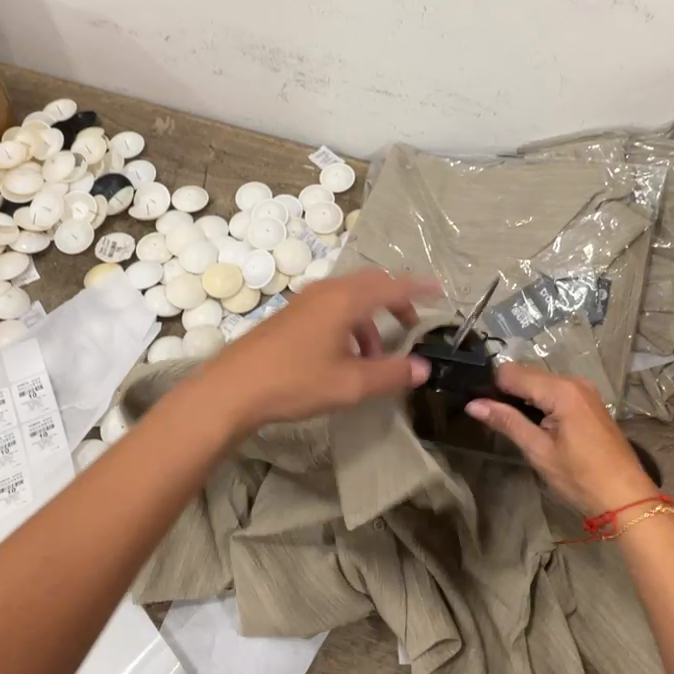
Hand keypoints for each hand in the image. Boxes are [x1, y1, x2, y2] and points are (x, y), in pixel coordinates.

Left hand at [194, 269, 437, 434]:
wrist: (233, 388)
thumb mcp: (351, 384)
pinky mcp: (291, 315)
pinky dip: (350, 324)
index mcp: (347, 299)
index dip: (419, 287)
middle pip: (372, 285)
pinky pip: (332, 308)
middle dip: (395, 302)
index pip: (394, 285)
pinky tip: (346, 357)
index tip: (440, 290)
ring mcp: (306, 300)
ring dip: (370, 320)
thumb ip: (391, 374)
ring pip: (351, 298)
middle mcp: (328, 291)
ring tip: (377, 356)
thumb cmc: (295, 381)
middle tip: (411, 325)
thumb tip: (423, 368)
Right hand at [466, 363, 658, 515]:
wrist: (627, 498)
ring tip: (513, 424)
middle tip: (494, 419)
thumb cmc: (580, 477)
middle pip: (526, 373)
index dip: (492, 386)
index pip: (511, 372)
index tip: (481, 407)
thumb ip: (506, 421)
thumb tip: (472, 404)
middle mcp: (574, 380)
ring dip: (523, 397)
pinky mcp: (589, 401)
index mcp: (561, 390)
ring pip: (540, 381)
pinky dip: (540, 401)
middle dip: (507, 391)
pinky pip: (556, 390)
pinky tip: (536, 423)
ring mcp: (584, 390)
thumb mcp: (539, 450)